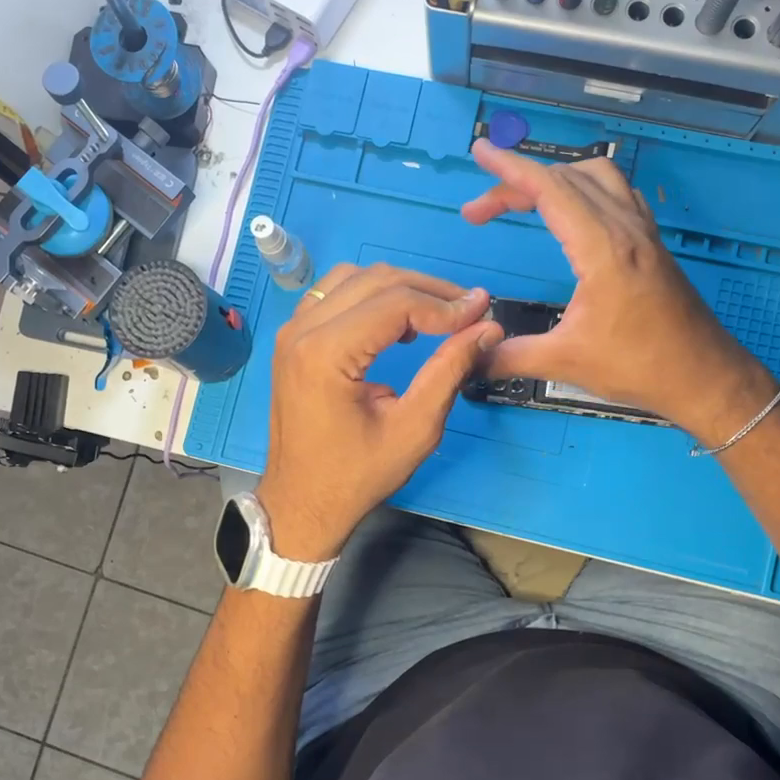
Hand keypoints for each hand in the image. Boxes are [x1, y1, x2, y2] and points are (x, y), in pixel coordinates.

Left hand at [256, 264, 502, 560]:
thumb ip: (450, 372)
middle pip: (375, 280)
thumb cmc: (356, 475)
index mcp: (325, 354)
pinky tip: (397, 323)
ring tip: (437, 316)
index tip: (482, 315)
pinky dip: (371, 297)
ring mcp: (292, 331)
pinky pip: (334, 294)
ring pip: (353, 278)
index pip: (395, 303)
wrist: (301, 502)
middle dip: (428, 291)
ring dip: (399, 288)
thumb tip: (488, 328)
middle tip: (470, 310)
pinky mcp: (292, 338)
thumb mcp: (414, 429)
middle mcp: (302, 331)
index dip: (445, 305)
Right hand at [460, 139, 775, 440]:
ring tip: (523, 201)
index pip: (550, 190)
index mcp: (602, 247)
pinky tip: (574, 213)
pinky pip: (618, 194)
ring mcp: (643, 231)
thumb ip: (510, 355)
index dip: (510, 169)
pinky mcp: (652, 244)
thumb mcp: (566, 363)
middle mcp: (624, 227)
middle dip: (517, 184)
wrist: (703, 376)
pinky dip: (586, 189)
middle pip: (566, 179)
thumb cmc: (639, 366)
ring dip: (555, 179)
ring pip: (597, 177)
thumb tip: (470, 357)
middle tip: (479, 212)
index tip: (481, 152)